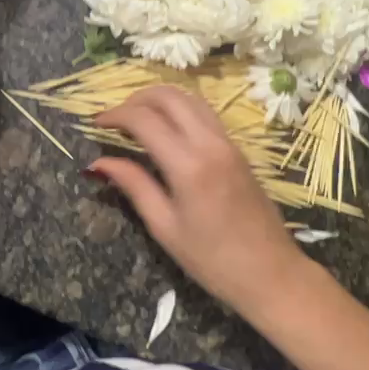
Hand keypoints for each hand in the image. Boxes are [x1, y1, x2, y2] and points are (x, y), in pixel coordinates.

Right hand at [89, 85, 313, 317]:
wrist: (272, 273)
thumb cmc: (213, 260)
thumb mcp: (165, 227)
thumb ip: (133, 186)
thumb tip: (99, 162)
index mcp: (188, 164)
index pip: (144, 119)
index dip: (115, 115)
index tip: (96, 123)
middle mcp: (210, 143)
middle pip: (168, 96)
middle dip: (136, 98)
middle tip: (116, 118)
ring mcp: (228, 142)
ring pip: (189, 98)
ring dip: (160, 99)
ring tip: (137, 119)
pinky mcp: (238, 149)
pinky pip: (205, 112)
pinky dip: (180, 109)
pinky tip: (166, 128)